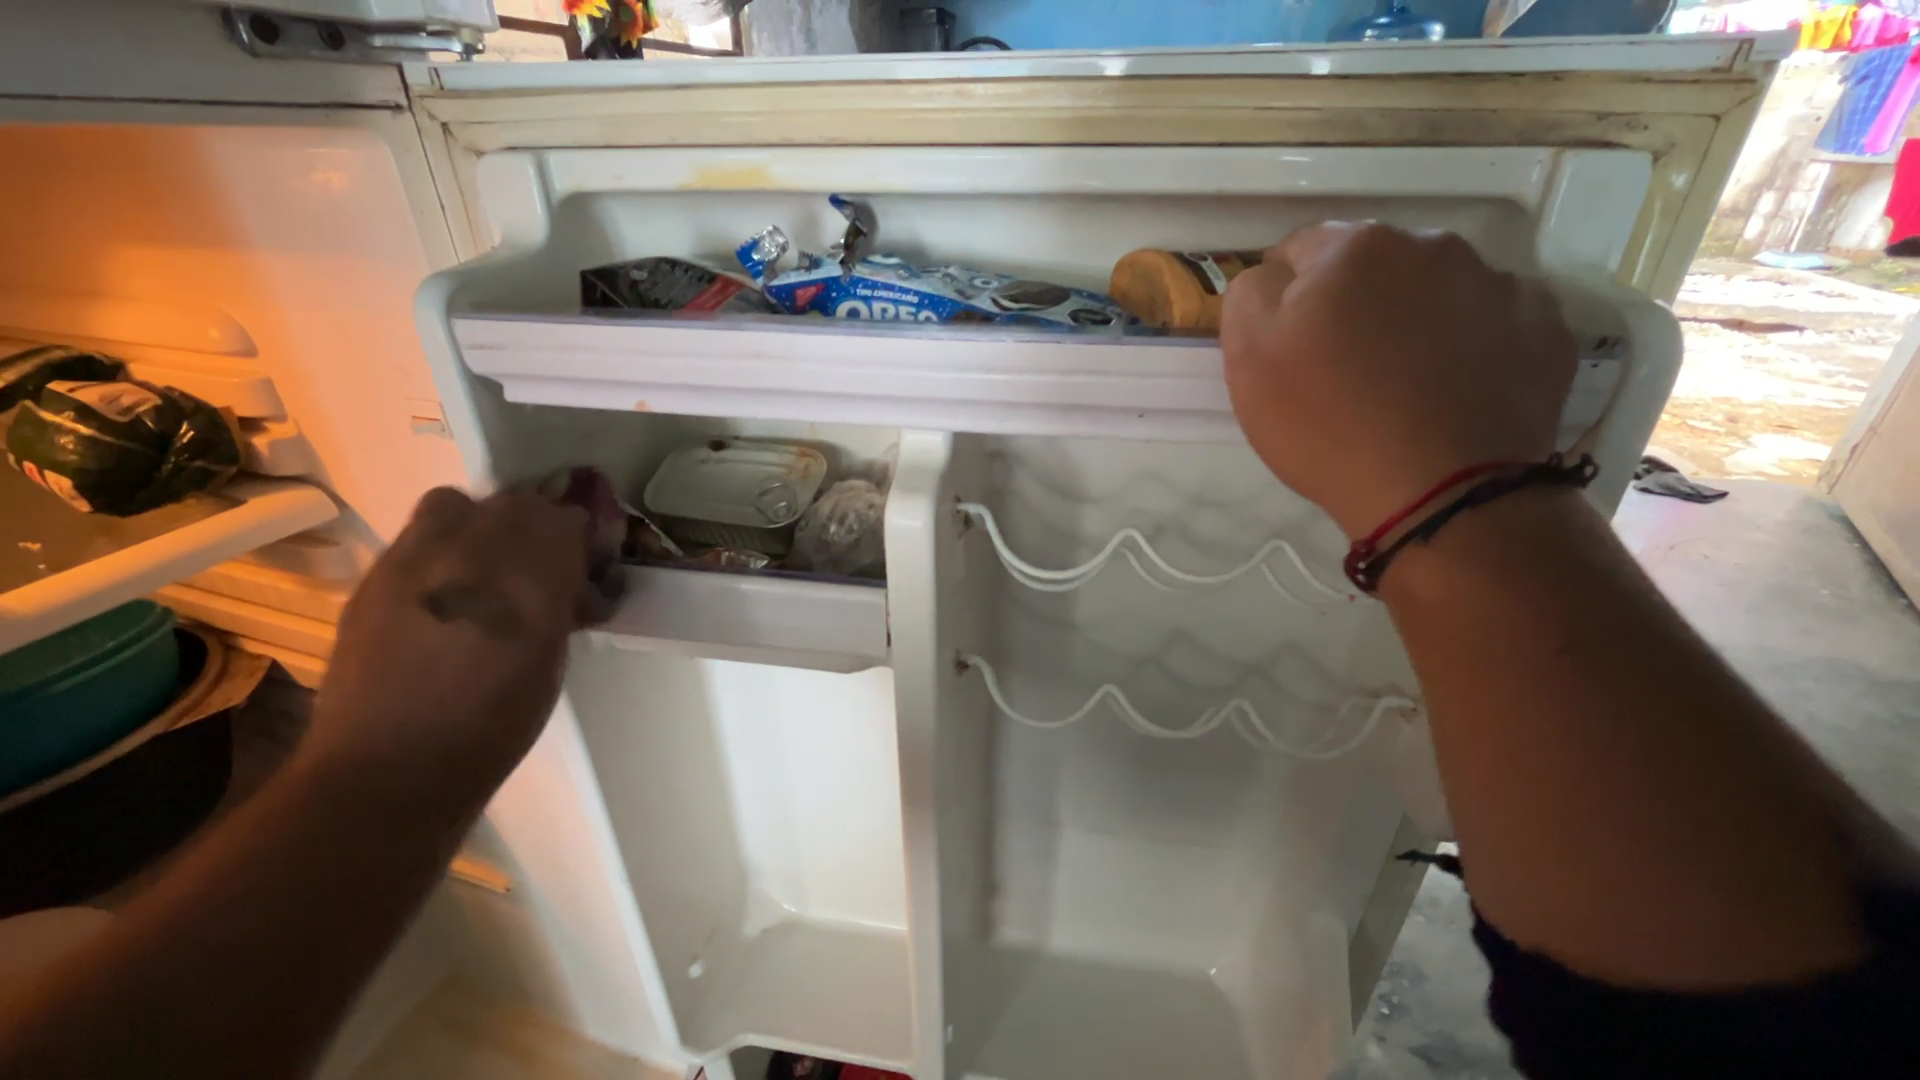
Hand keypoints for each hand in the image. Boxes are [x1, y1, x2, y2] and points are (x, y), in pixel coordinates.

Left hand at [305, 486, 594, 808]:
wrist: (390, 769)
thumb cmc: (493, 726)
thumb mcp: (551, 660)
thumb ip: (559, 604)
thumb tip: (566, 587)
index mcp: (529, 574)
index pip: (568, 521)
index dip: (582, 544)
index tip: (585, 577)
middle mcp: (471, 550)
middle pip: (516, 505)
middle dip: (537, 531)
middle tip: (542, 575)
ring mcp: (414, 558)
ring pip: (458, 506)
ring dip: (482, 528)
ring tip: (485, 574)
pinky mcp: (373, 578)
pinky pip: (417, 538)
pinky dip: (440, 552)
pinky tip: (442, 599)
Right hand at [1220, 222, 1578, 538]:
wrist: (1440, 493)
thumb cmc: (1327, 424)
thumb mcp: (1248, 358)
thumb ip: (1251, 294)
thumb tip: (1275, 275)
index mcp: (1354, 247)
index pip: (1300, 250)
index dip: (1286, 297)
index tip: (1286, 345)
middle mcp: (1433, 246)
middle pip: (1375, 265)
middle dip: (1355, 302)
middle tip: (1343, 369)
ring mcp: (1499, 285)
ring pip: (1437, 290)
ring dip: (1415, 320)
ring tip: (1404, 384)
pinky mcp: (1545, 330)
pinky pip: (1494, 324)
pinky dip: (1473, 346)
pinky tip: (1455, 391)